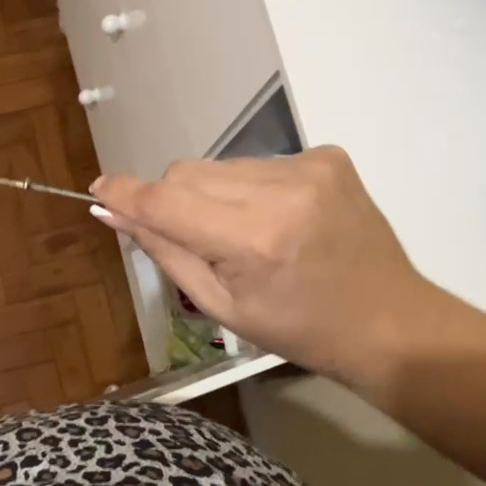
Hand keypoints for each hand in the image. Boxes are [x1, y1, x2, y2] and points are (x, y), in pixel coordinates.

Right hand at [92, 148, 457, 384]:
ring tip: (239, 234)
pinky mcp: (327, 155)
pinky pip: (255, 163)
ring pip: (218, 166)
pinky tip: (273, 220)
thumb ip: (164, 251)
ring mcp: (309, 166)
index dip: (125, 194)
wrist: (387, 320)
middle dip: (170, 200)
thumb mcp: (220, 305)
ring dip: (209, 194)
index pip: (166, 201)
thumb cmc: (296, 329)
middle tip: (186, 238)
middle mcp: (281, 190)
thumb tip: (112, 213)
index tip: (98, 191)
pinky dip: (246, 188)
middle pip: (186, 173)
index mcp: (253, 239)